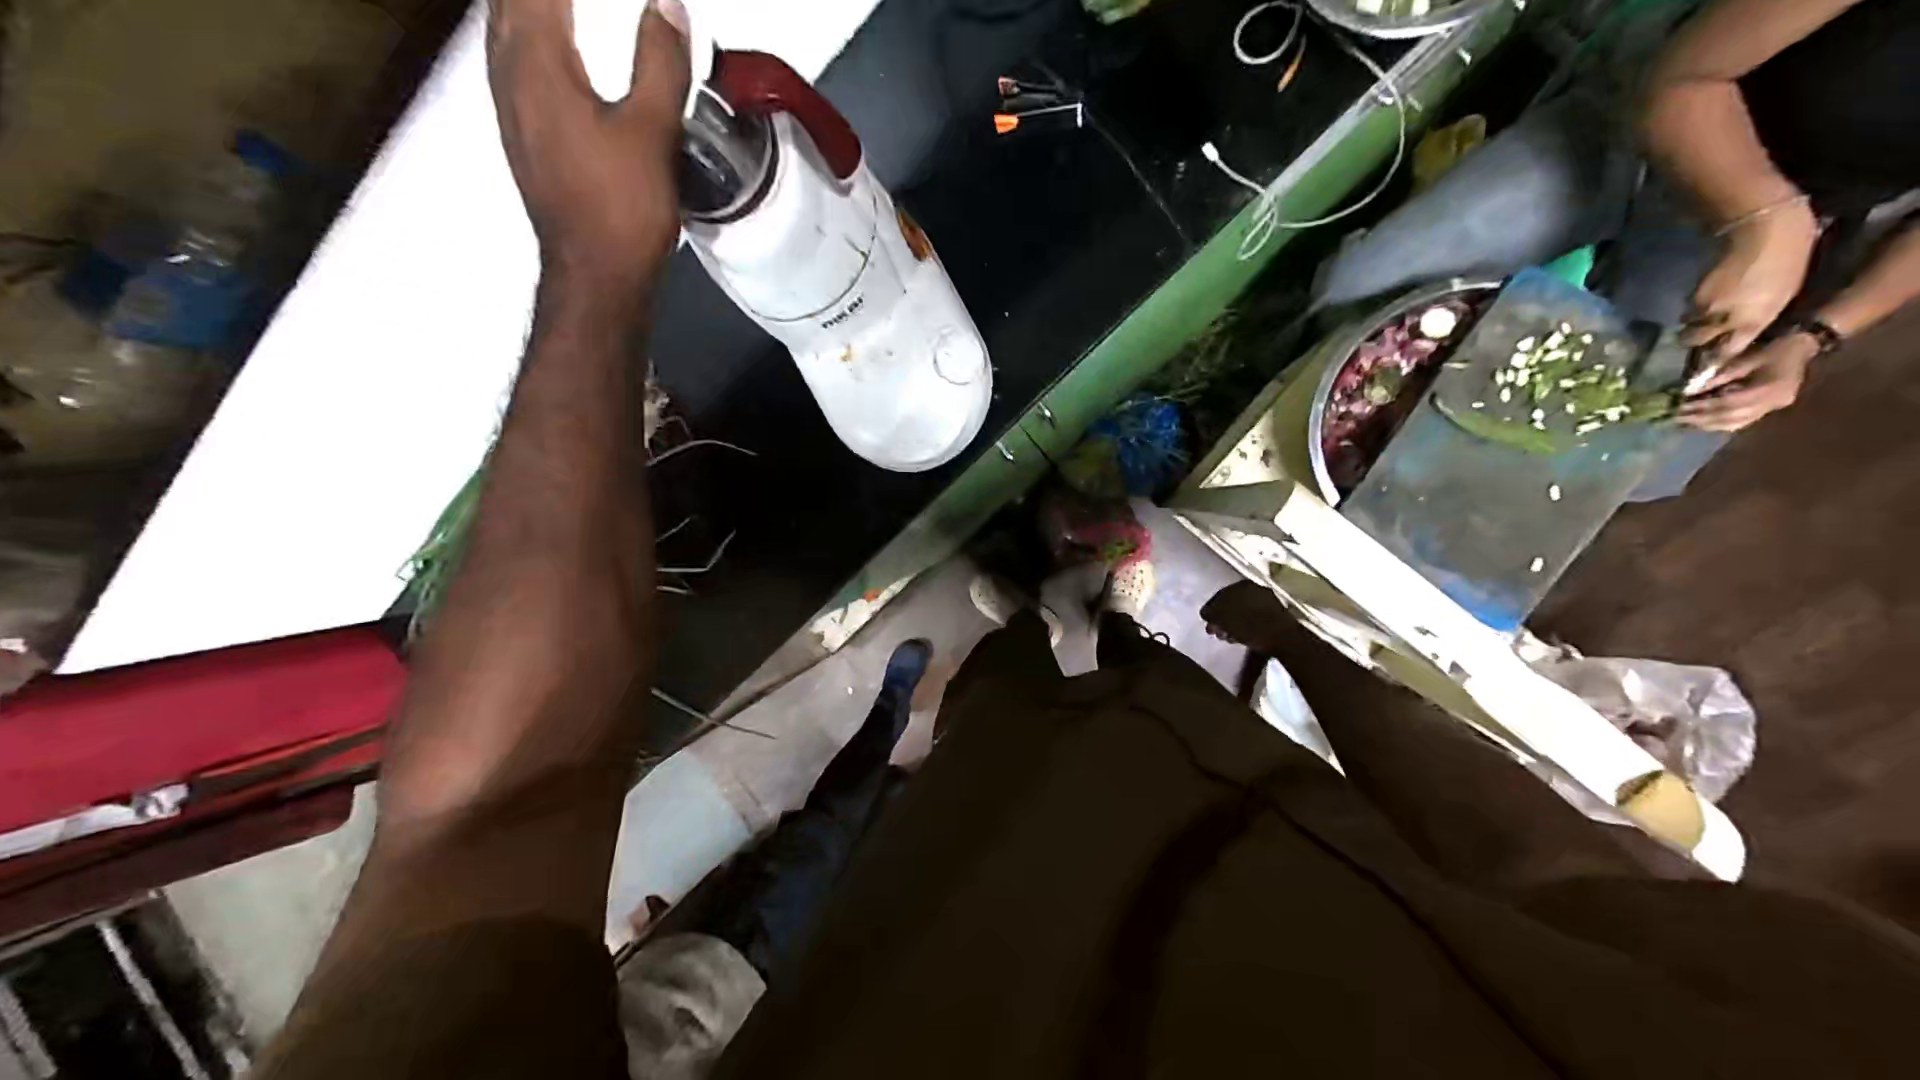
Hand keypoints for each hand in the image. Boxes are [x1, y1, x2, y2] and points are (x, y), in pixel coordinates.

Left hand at [487, 0, 689, 287]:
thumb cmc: (622, 206)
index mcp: (537, 63)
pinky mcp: (522, 135)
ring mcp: (509, 107)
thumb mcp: (652, 132)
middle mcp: (509, 75)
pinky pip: (514, 59)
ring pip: (506, 28)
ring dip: (530, 7)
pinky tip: (556, 48)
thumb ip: (660, 62)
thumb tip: (667, 4)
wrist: (596, 273)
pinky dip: (531, 35)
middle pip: (510, 1)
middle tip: (587, 0)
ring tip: (564, 6)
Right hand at [1201, 581, 1334, 662]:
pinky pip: (1254, 617)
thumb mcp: (1223, 619)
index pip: (1218, 596)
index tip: (1207, 623)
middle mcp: (1255, 588)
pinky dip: (1245, 626)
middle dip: (1222, 619)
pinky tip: (1241, 637)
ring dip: (1233, 624)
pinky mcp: (1276, 613)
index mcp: (1242, 585)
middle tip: (1217, 632)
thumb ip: (1210, 613)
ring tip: (1228, 638)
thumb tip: (1205, 613)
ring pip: (1243, 611)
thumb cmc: (1250, 626)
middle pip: (1231, 604)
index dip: (1210, 611)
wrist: (1284, 638)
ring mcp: (1267, 600)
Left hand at [1677, 330, 1818, 431]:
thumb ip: (1717, 377)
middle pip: (1731, 417)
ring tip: (1683, 421)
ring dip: (1707, 424)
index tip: (1679, 408)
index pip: (1730, 403)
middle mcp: (1774, 402)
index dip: (1703, 407)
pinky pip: (1741, 422)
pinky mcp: (1770, 409)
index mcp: (1771, 388)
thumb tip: (1687, 391)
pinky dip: (1719, 423)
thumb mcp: (1744, 359)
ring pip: (1735, 423)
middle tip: (1675, 417)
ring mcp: (1773, 407)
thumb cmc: (1773, 349)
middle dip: (1701, 418)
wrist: (1804, 347)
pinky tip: (1701, 421)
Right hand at [1683, 201, 1818, 360]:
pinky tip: (1709, 297)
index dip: (1713, 360)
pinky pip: (1691, 308)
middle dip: (1694, 341)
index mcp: (1751, 321)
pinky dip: (1696, 307)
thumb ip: (1756, 320)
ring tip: (1704, 316)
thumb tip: (1735, 336)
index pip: (1722, 352)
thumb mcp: (1781, 296)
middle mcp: (1723, 318)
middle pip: (1694, 340)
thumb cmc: (1788, 262)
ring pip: (1690, 323)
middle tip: (1698, 338)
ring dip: (1694, 323)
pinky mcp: (1694, 293)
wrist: (1766, 231)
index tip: (1705, 366)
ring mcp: (1705, 305)